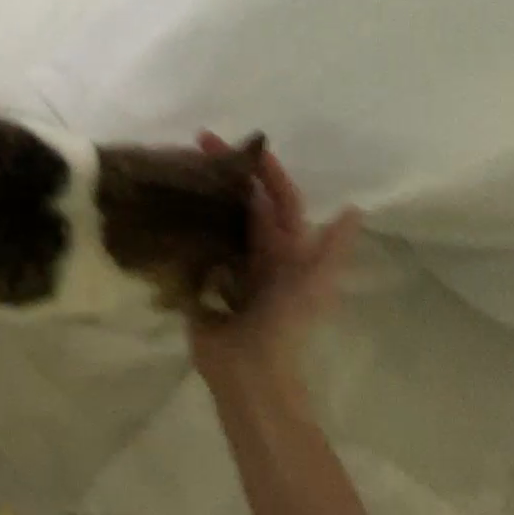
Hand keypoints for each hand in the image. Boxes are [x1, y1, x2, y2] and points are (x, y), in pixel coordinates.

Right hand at [189, 132, 361, 383]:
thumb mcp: (315, 285)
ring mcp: (227, 264)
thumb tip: (355, 209)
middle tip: (190, 145)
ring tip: (172, 167)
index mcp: (285, 249)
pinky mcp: (199, 278)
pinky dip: (178, 223)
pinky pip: (189, 243)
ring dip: (199, 192)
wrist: (250, 373)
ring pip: (215, 217)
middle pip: (241, 201)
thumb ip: (331, 250)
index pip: (275, 197)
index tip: (230, 142)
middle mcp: (258, 251)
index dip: (260, 168)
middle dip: (222, 171)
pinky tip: (158, 206)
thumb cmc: (285, 326)